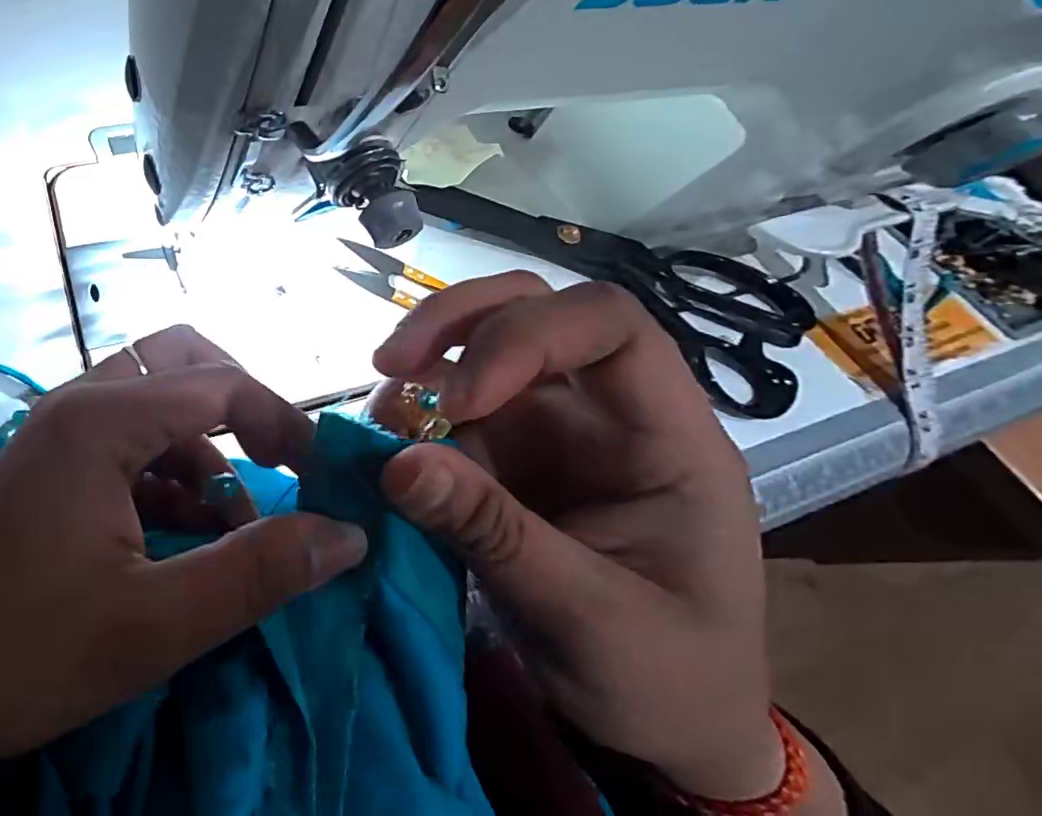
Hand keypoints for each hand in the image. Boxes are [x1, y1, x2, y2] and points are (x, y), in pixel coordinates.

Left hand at [0, 327, 368, 800]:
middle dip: (243, 407)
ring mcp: (61, 429)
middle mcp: (81, 402)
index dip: (284, 424)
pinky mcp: (52, 462)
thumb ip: (258, 572)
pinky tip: (183, 531)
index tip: (322, 481)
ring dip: (206, 443)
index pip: (222, 385)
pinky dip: (171, 468)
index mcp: (103, 420)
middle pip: (186, 360)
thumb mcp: (156, 624)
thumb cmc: (21, 653)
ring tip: (229, 522)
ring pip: (158, 397)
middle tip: (275, 468)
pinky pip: (130, 437)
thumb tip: (347, 535)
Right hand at [368, 275, 782, 801]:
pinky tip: (376, 446)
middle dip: (455, 321)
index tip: (461, 403)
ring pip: (474, 347)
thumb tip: (396, 463)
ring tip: (375, 422)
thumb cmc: (663, 679)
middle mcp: (599, 411)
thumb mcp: (587, 619)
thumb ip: (494, 535)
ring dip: (416, 368)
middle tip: (390, 363)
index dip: (528, 336)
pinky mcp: (499, 453)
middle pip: (531, 308)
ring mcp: (544, 427)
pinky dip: (402, 416)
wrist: (655, 732)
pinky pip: (441, 406)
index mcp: (666, 434)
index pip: (608, 325)